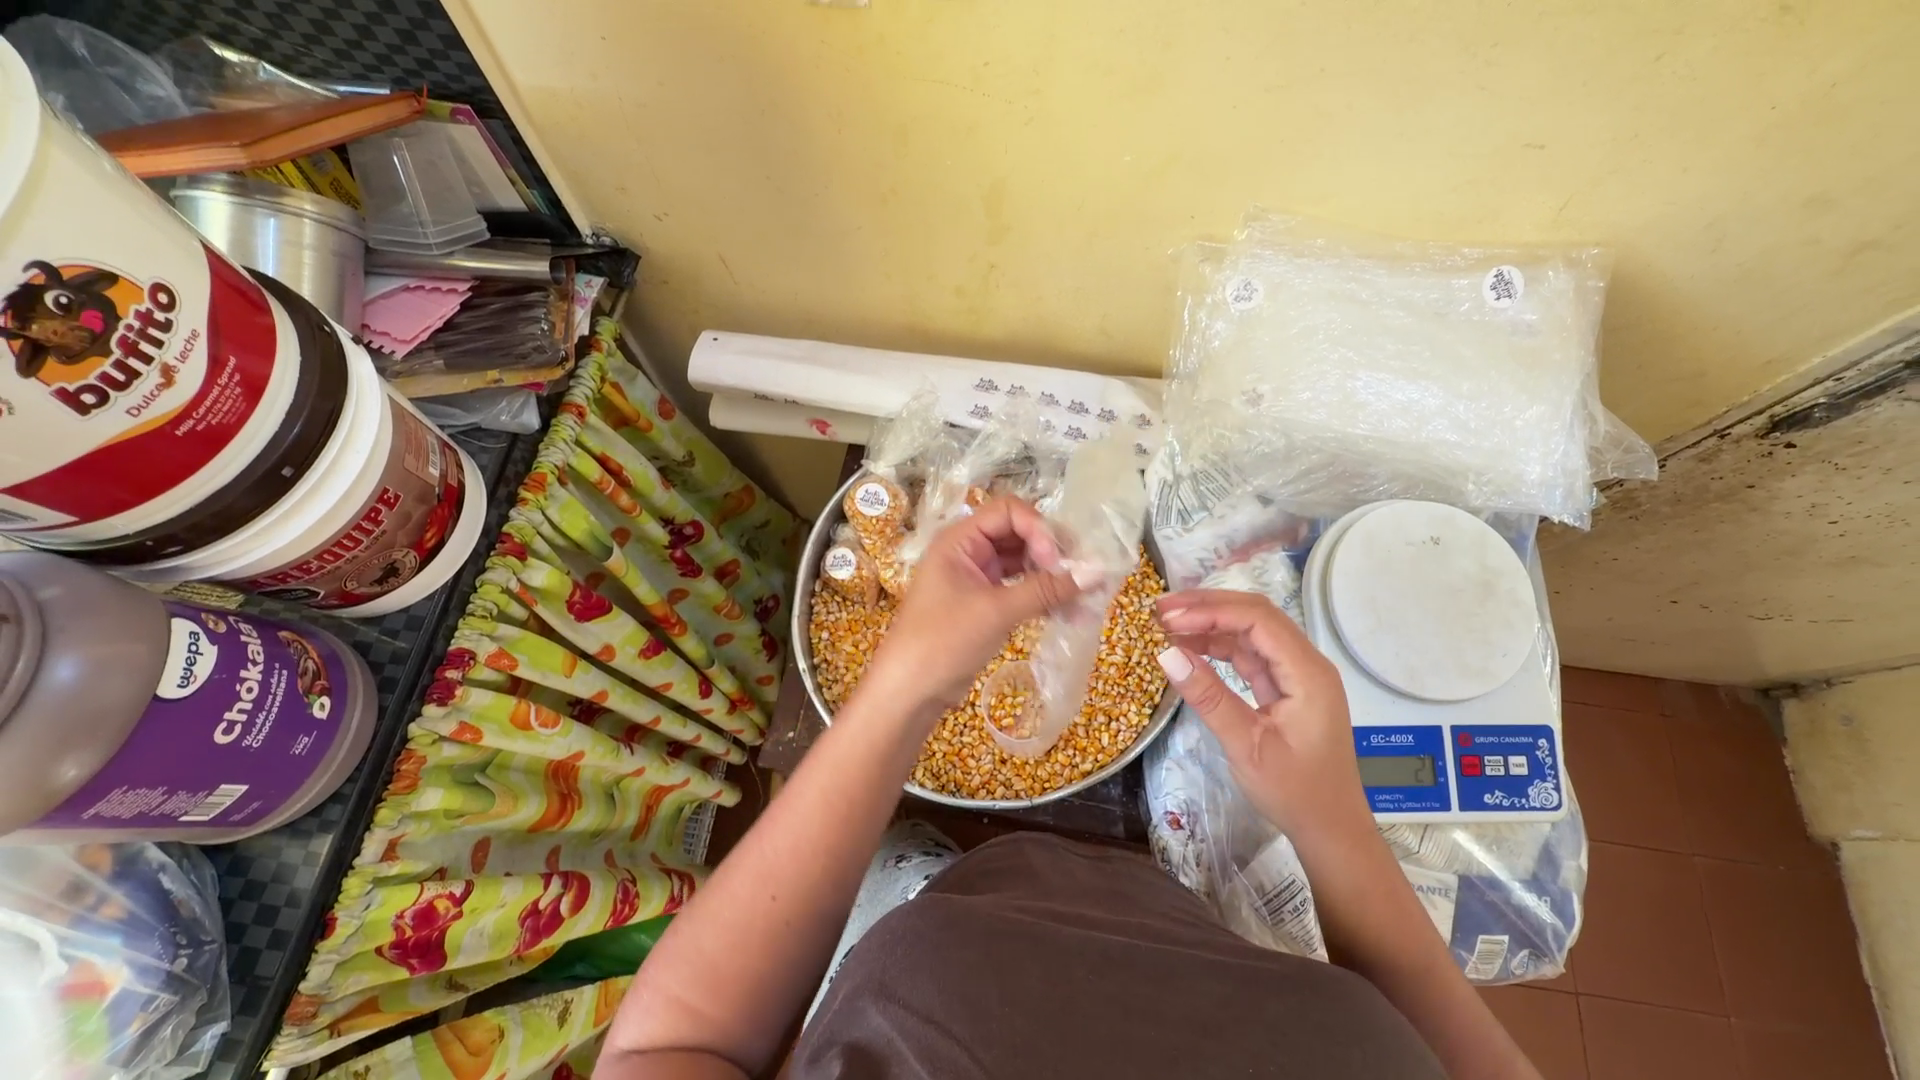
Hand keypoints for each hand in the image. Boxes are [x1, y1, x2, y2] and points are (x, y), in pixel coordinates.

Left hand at [860, 497, 1080, 723]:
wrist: (910, 692)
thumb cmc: (943, 641)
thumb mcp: (996, 611)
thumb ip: (1046, 590)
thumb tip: (1098, 572)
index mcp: (959, 540)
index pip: (1009, 512)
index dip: (1038, 529)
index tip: (1056, 561)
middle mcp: (968, 552)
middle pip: (1020, 535)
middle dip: (1052, 553)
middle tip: (1081, 577)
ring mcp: (977, 578)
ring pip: (1024, 564)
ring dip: (1053, 578)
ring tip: (1084, 599)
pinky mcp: (986, 605)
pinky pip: (1021, 589)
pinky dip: (1044, 598)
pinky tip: (1070, 613)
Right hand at [1153, 589, 1375, 854]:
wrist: (1329, 827)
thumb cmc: (1293, 791)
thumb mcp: (1245, 746)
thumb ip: (1208, 697)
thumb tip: (1166, 654)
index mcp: (1307, 672)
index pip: (1257, 619)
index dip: (1210, 611)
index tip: (1168, 618)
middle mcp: (1306, 663)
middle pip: (1255, 615)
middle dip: (1207, 606)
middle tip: (1160, 610)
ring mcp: (1296, 673)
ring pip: (1251, 631)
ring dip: (1210, 623)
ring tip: (1166, 625)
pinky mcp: (1285, 687)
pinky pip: (1250, 653)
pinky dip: (1218, 646)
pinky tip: (1189, 648)